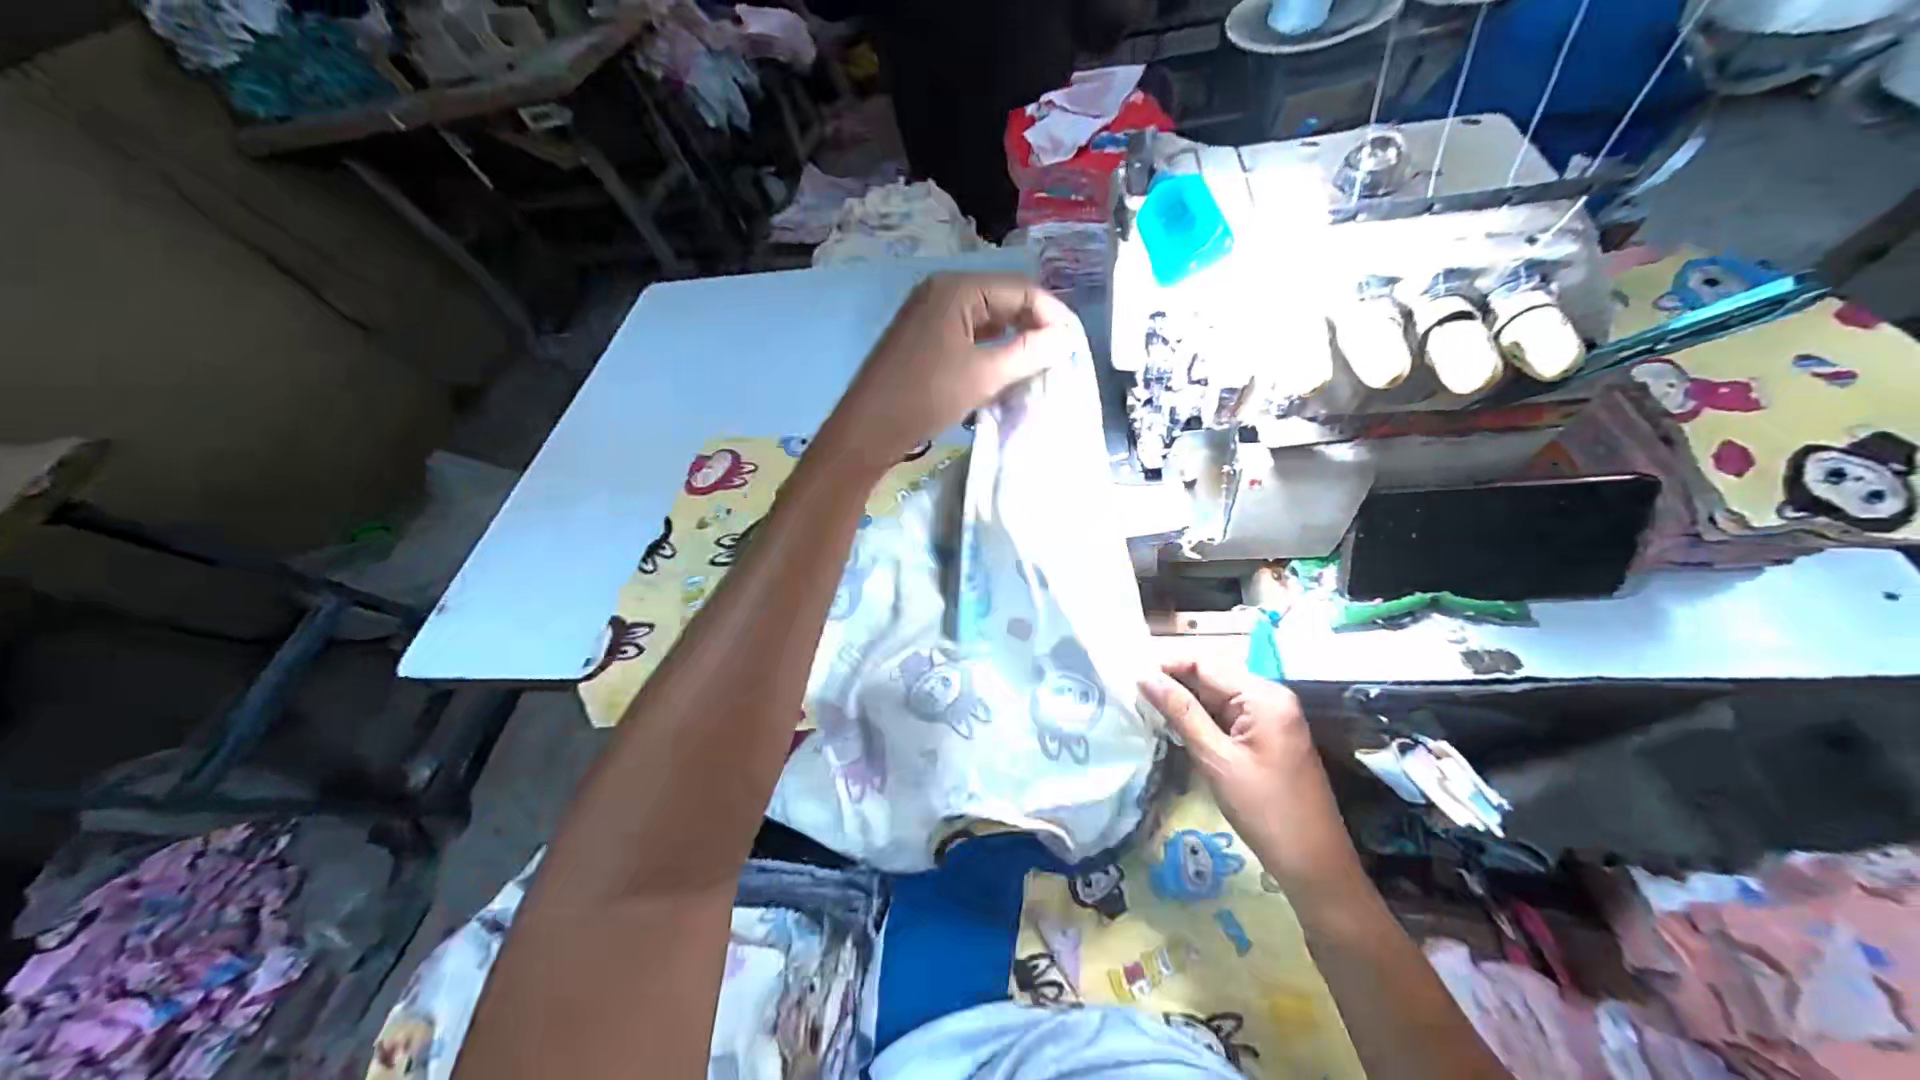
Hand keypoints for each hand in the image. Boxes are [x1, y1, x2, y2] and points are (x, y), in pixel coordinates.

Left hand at [816, 273, 1075, 471]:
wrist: (868, 428)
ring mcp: (931, 312)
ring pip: (988, 317)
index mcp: (958, 288)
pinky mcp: (925, 334)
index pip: (1021, 289)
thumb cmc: (926, 397)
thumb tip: (1066, 337)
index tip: (1074, 345)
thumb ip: (1029, 353)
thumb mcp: (984, 375)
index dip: (1052, 315)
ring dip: (1015, 338)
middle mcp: (943, 290)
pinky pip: (970, 331)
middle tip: (1060, 356)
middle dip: (1035, 326)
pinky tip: (1007, 368)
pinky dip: (992, 347)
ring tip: (1039, 365)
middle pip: (1005, 299)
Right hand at [1140, 660, 1356, 890]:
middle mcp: (1272, 697)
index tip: (1132, 680)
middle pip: (1213, 677)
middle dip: (1175, 685)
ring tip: (1150, 712)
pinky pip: (1231, 715)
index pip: (1205, 664)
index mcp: (1263, 697)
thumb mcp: (1216, 759)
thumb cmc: (1264, 810)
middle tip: (1136, 699)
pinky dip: (1205, 719)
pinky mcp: (1271, 735)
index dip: (1167, 667)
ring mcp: (1274, 717)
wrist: (1314, 863)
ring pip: (1219, 696)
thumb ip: (1181, 712)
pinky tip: (1179, 729)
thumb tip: (1145, 677)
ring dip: (1187, 703)